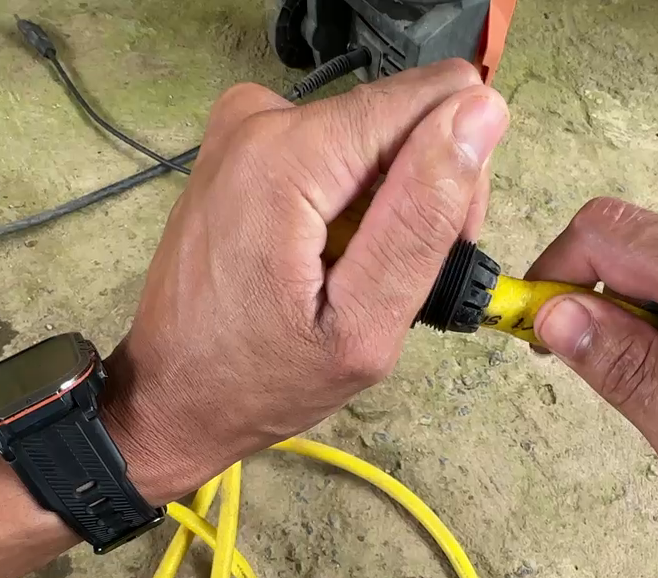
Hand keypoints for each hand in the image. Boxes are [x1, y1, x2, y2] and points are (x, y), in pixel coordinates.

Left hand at [100, 60, 507, 504]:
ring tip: (346, 280)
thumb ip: (423, 220)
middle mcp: (260, 117)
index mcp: (289, 156)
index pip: (434, 102)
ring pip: (374, 140)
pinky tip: (324, 263)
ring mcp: (246, 127)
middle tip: (381, 280)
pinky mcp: (245, 147)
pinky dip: (348, 210)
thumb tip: (481, 117)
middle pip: (404, 118)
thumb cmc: (260, 381)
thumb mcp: (362, 326)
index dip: (457, 177)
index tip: (432, 252)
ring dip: (382, 212)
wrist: (176, 395)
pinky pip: (336, 156)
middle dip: (418, 198)